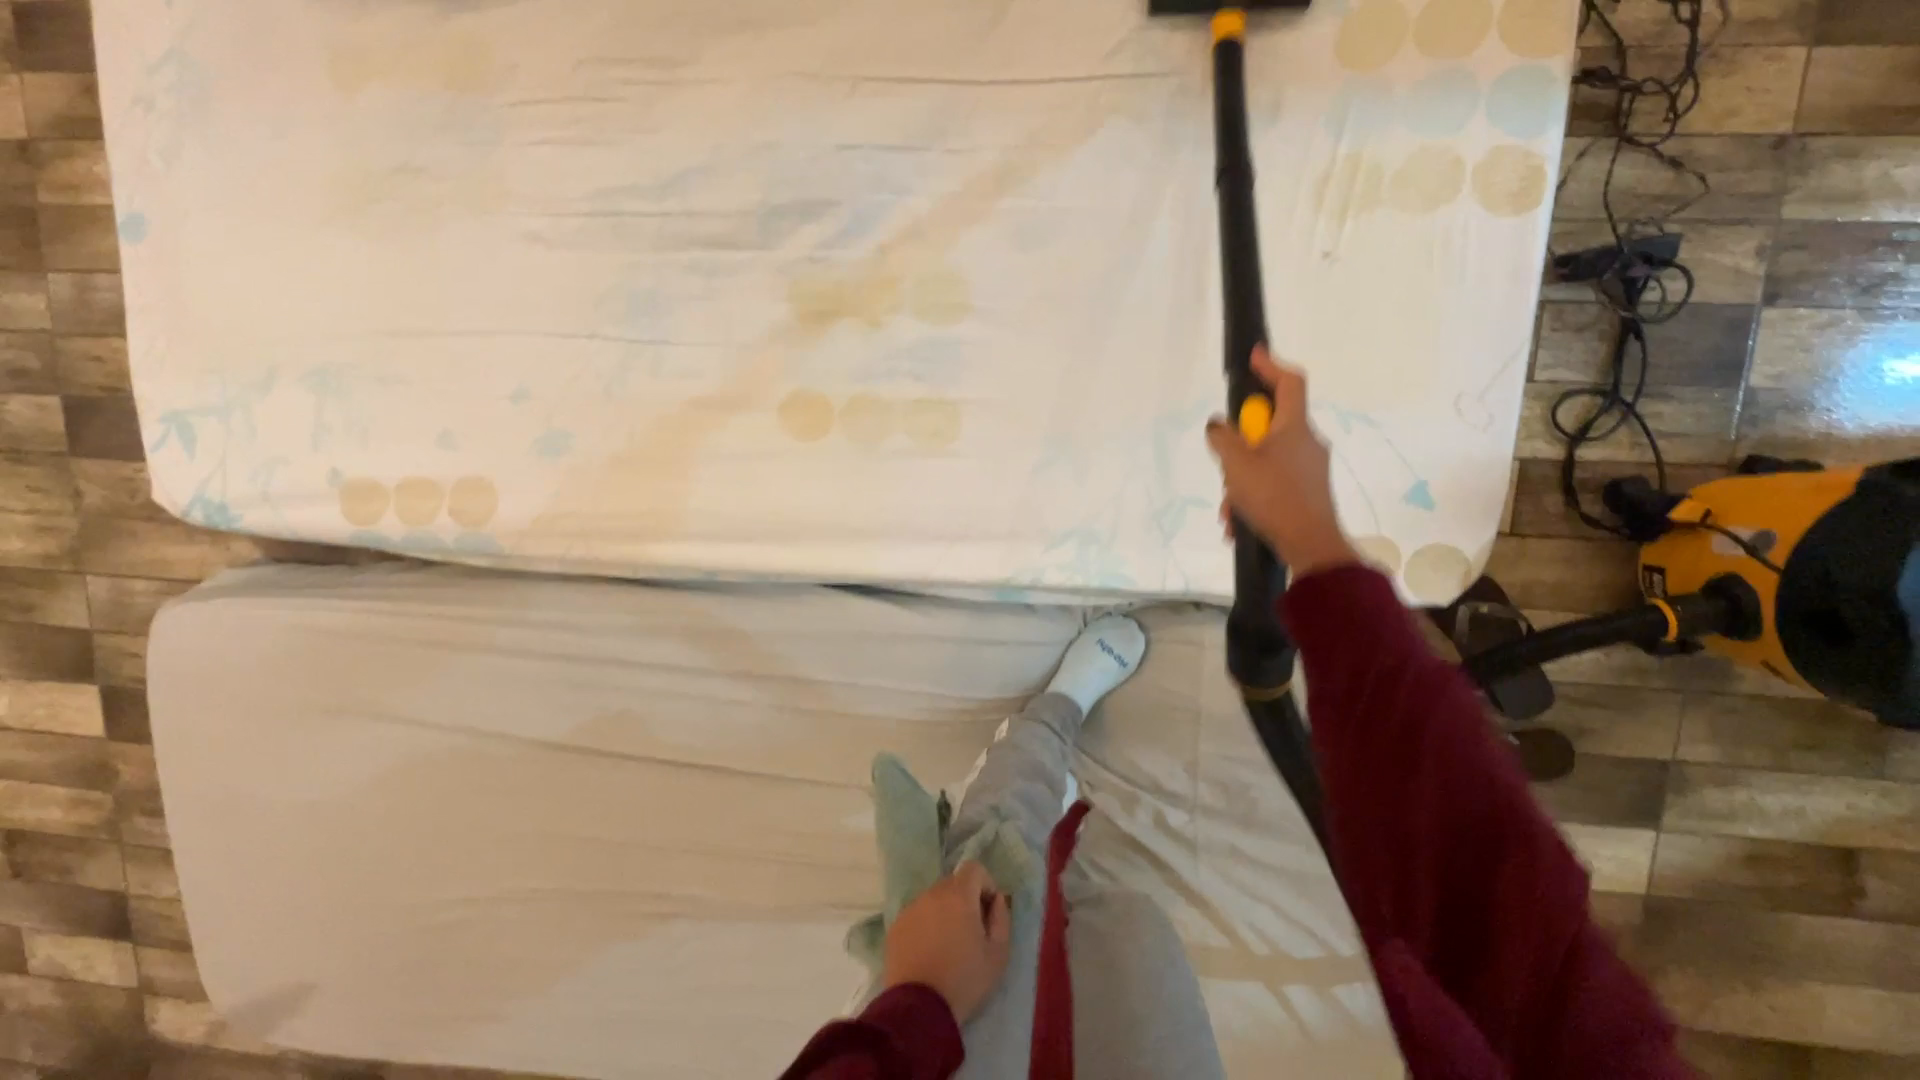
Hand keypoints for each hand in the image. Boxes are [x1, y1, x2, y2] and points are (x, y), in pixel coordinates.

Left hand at [880, 861, 1011, 1023]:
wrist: (918, 1008)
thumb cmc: (964, 980)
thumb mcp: (998, 953)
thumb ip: (1002, 918)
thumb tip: (996, 900)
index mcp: (959, 895)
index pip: (974, 868)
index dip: (986, 885)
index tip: (988, 911)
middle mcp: (931, 894)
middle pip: (953, 883)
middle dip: (966, 900)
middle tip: (971, 932)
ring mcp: (910, 909)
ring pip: (933, 900)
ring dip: (945, 912)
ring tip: (949, 946)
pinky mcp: (895, 927)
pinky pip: (917, 916)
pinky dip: (926, 926)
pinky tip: (929, 954)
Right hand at [1206, 346, 1357, 578]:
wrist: (1311, 546)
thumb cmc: (1274, 497)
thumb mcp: (1236, 465)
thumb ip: (1223, 438)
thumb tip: (1219, 425)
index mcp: (1294, 427)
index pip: (1290, 382)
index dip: (1271, 365)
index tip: (1253, 358)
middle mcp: (1307, 442)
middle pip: (1269, 428)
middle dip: (1239, 449)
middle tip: (1224, 470)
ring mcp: (1311, 468)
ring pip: (1267, 461)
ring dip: (1241, 482)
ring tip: (1228, 511)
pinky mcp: (1309, 492)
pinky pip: (1274, 484)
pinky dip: (1254, 498)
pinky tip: (1239, 523)